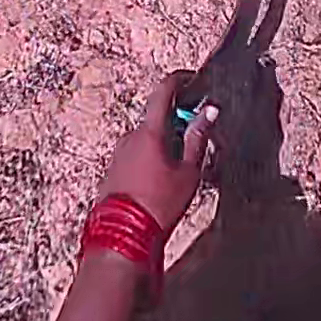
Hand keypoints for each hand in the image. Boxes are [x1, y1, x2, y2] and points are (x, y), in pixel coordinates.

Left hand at [99, 72, 216, 230]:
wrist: (121, 241)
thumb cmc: (159, 205)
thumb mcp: (188, 172)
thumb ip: (198, 138)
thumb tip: (209, 111)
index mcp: (149, 131)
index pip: (164, 90)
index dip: (180, 79)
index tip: (194, 80)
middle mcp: (129, 136)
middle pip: (156, 117)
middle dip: (176, 121)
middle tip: (195, 138)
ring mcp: (117, 154)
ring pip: (146, 137)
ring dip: (163, 142)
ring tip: (178, 168)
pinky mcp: (111, 171)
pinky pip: (135, 154)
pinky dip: (150, 157)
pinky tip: (160, 181)